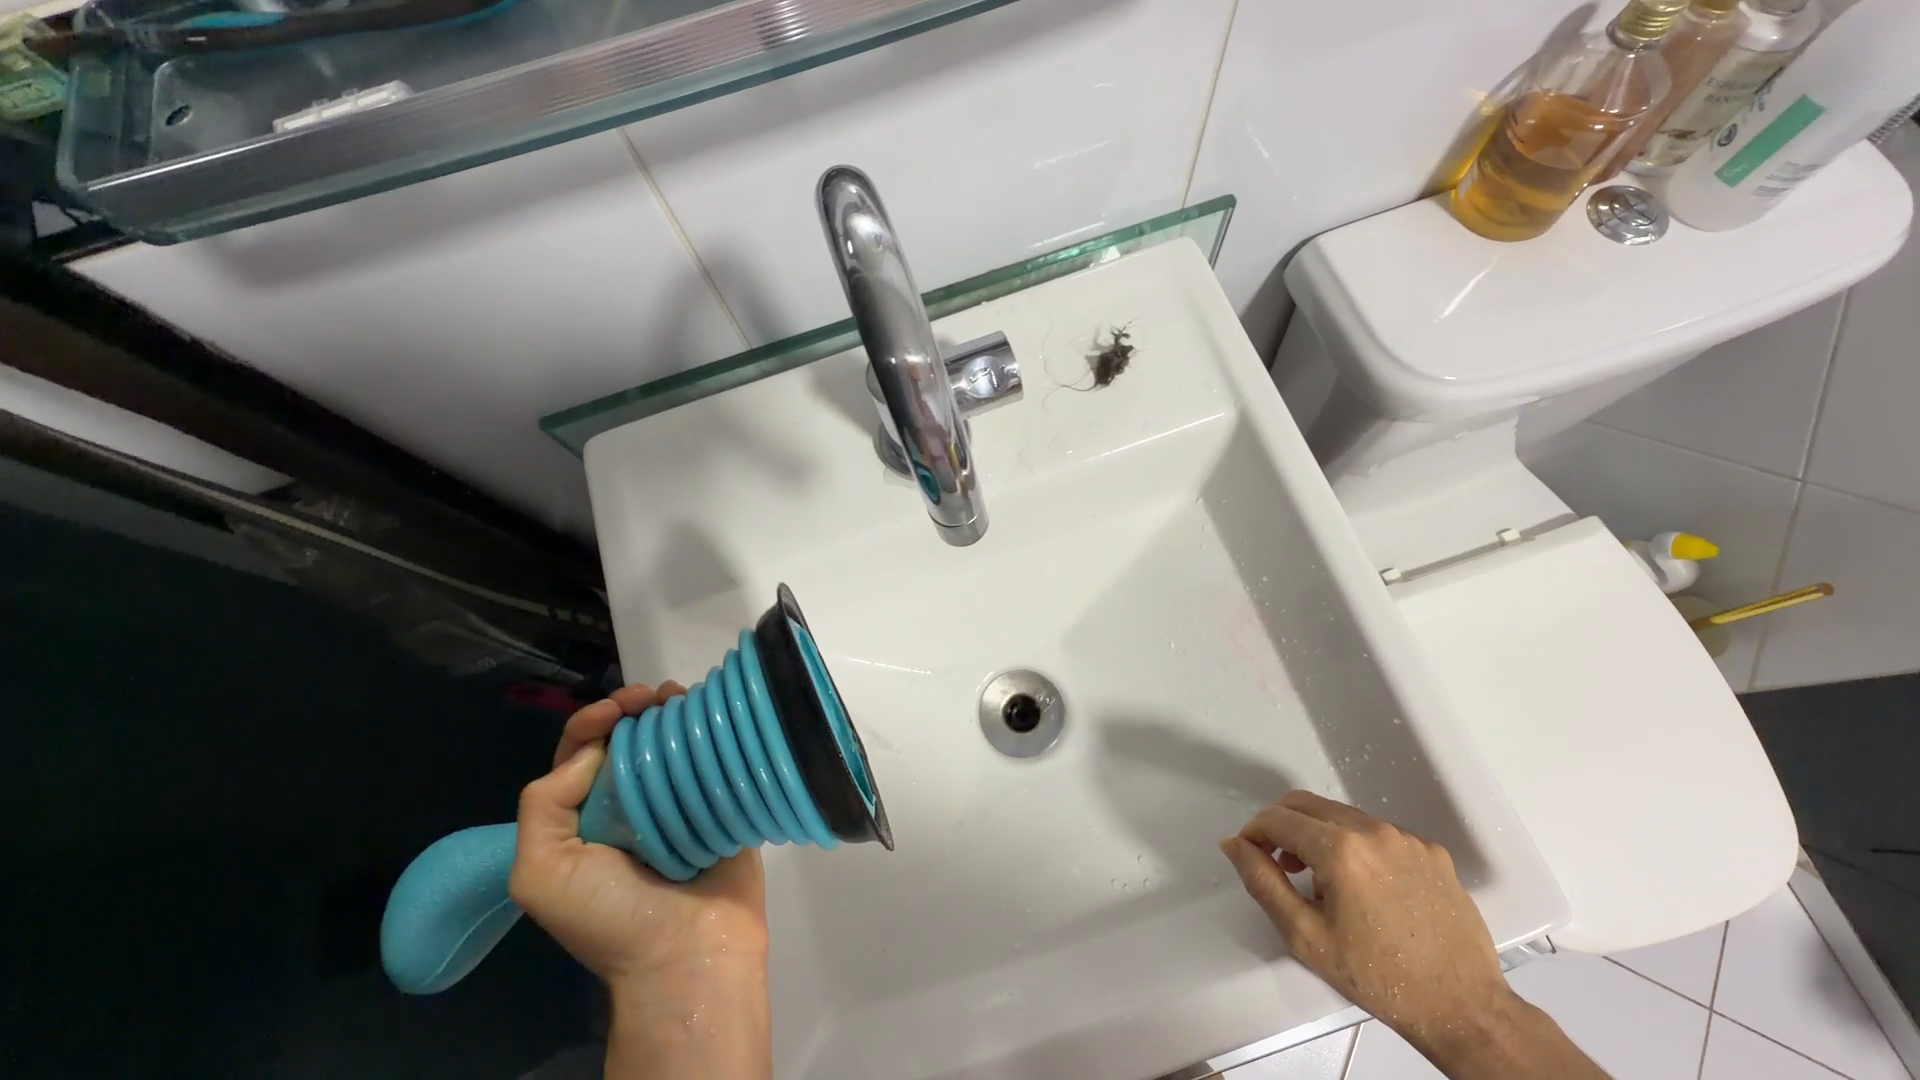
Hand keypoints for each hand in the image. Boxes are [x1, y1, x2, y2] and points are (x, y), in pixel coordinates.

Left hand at [510, 683, 770, 1079]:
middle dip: (635, 710)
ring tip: (685, 697)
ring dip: (674, 715)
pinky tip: (716, 719)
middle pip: (627, 742)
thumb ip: (545, 804)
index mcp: (581, 820)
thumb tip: (596, 752)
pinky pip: (713, 764)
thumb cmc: (610, 918)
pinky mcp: (720, 809)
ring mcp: (676, 807)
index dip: (592, 723)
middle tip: (655, 696)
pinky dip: (713, 736)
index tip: (618, 710)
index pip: (578, 754)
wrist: (687, 957)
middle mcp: (626, 808)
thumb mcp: (540, 872)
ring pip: (670, 746)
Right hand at [1218, 792, 1517, 1056]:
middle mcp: (1374, 831)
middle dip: (1280, 826)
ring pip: (1340, 814)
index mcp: (1341, 850)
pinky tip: (1361, 886)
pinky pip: (1377, 830)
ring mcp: (1406, 838)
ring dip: (1316, 834)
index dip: (1252, 833)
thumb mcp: (1305, 935)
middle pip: (1305, 804)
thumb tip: (1235, 845)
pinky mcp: (1430, 850)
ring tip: (1318, 880)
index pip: (1277, 818)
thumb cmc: (1381, 978)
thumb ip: (1262, 882)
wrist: (1462, 1005)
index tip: (1249, 855)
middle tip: (1277, 864)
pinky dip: (1355, 844)